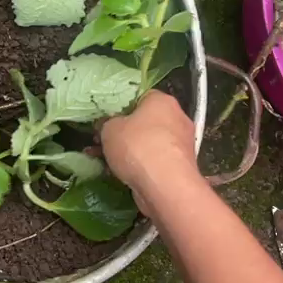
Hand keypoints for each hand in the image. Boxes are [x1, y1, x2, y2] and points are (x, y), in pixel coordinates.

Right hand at [99, 91, 203, 216]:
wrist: (165, 186)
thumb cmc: (137, 147)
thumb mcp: (108, 129)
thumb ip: (106, 123)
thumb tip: (107, 125)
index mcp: (162, 101)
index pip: (140, 96)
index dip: (120, 106)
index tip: (105, 118)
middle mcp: (177, 118)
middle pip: (144, 121)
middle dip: (122, 132)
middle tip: (101, 139)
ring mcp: (181, 144)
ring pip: (147, 143)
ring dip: (127, 150)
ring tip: (102, 159)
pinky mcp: (180, 166)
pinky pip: (153, 160)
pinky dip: (137, 165)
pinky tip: (117, 173)